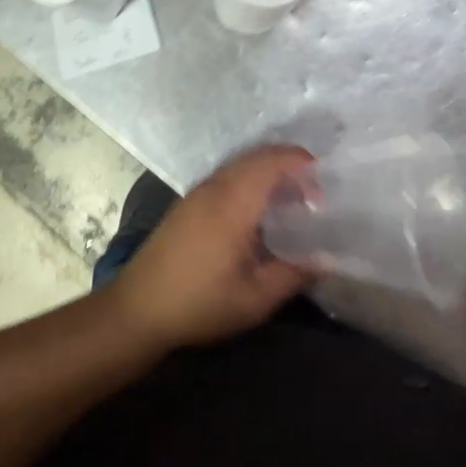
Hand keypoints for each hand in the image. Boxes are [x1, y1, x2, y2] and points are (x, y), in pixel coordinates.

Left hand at [106, 145, 316, 349]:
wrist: (137, 308)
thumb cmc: (199, 303)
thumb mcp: (254, 299)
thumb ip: (293, 275)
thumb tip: (327, 261)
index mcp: (233, 203)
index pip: (271, 162)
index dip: (300, 163)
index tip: (324, 182)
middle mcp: (214, 188)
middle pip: (257, 158)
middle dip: (289, 166)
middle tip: (314, 194)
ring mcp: (197, 193)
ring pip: (240, 166)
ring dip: (268, 174)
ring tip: (292, 204)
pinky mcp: (187, 204)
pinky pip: (227, 177)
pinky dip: (250, 183)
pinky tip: (259, 215)